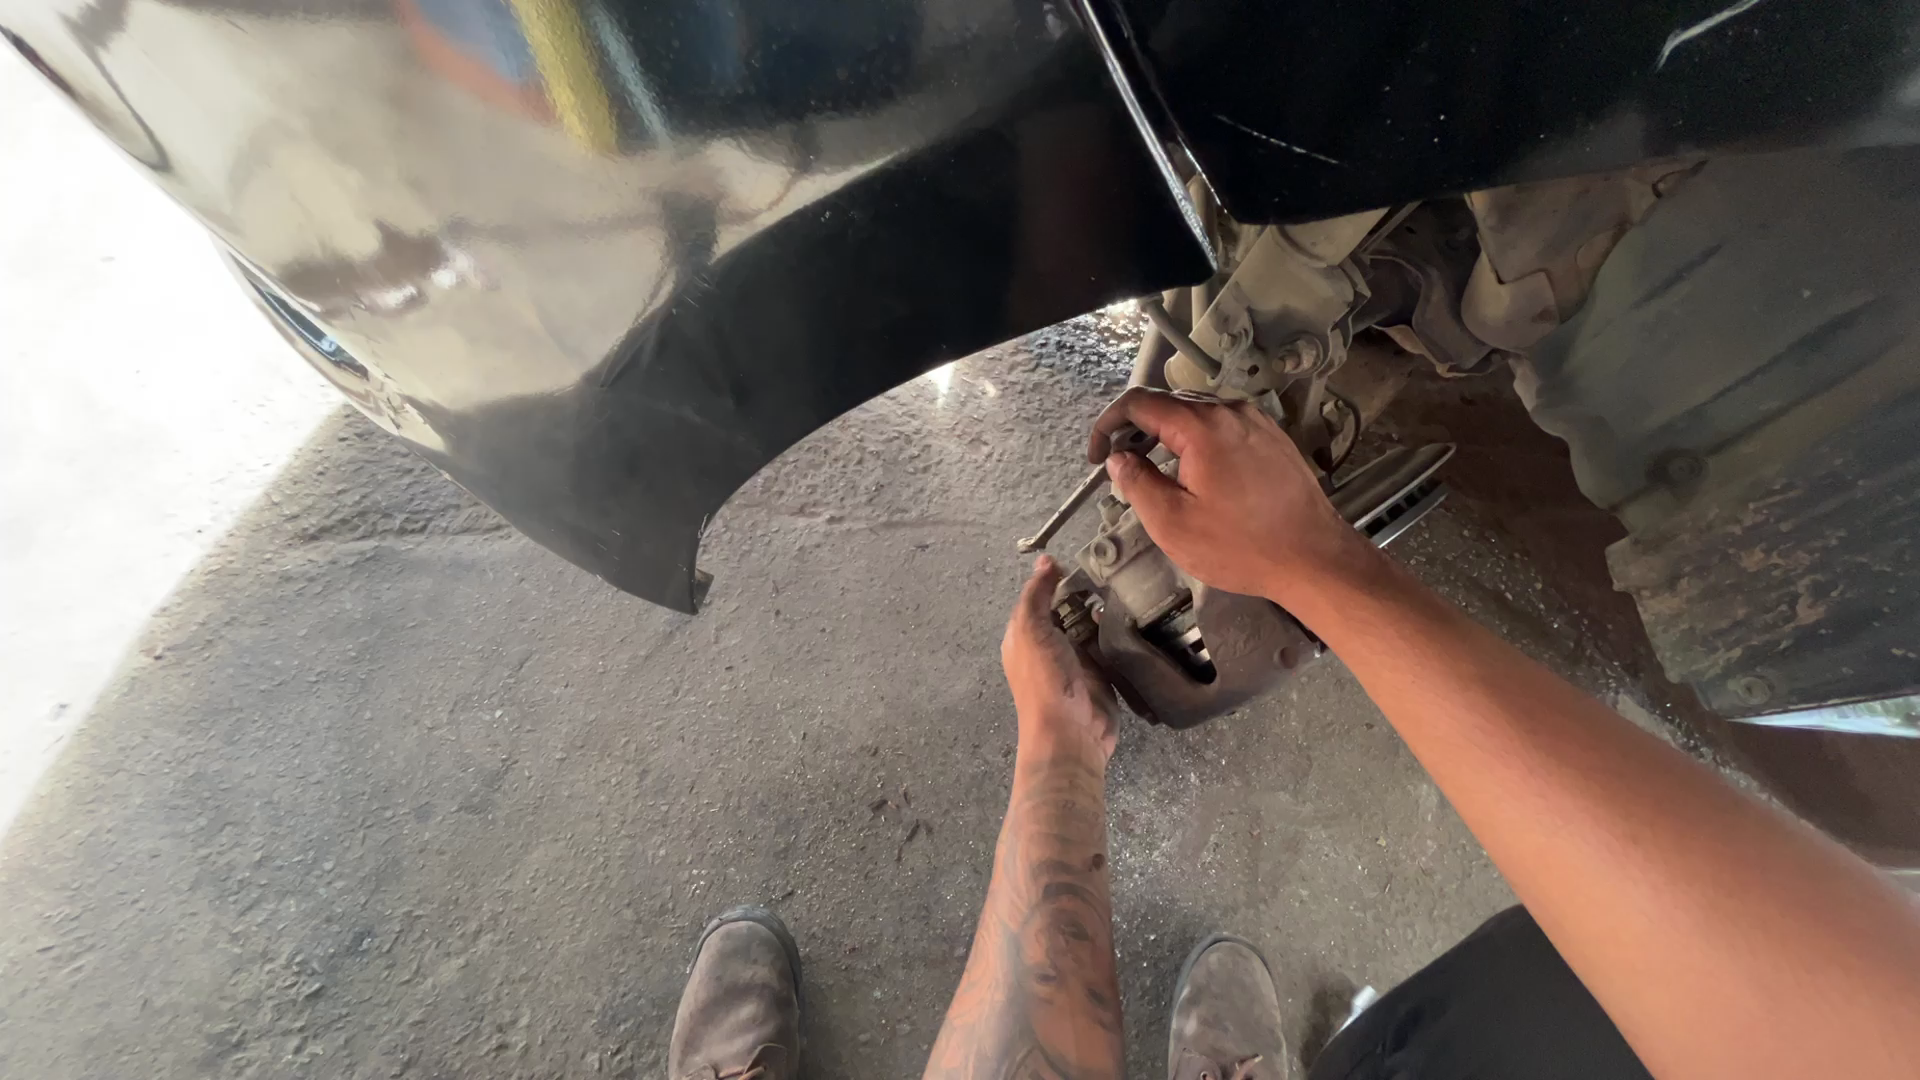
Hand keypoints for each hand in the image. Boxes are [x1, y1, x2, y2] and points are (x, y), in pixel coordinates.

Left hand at [1000, 556, 1117, 763]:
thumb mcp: (1030, 630)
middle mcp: (1049, 646)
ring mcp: (1077, 661)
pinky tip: (1134, 617)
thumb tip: (1046, 560)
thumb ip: (1036, 595)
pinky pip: (1110, 646)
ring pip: (1091, 627)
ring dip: (1105, 613)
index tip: (1083, 561)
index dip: (1057, 580)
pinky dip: (1120, 634)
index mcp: (1025, 635)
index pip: (1040, 598)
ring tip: (1128, 589)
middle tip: (1113, 573)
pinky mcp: (1102, 673)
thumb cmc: (1044, 679)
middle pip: (1068, 610)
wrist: (1070, 734)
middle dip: (1086, 595)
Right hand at [1086, 387, 1371, 601]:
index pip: (1139, 403)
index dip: (1108, 425)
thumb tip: (1119, 459)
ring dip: (1164, 435)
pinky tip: (1192, 472)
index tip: (1098, 456)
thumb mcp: (1172, 522)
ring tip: (1151, 470)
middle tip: (1120, 466)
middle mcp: (1230, 412)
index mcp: (1202, 426)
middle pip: (1167, 403)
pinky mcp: (1271, 438)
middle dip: (1134, 430)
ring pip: (1195, 413)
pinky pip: (1221, 426)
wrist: (1313, 558)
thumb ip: (1137, 483)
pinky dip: (1194, 440)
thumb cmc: (1241, 546)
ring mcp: (1255, 422)